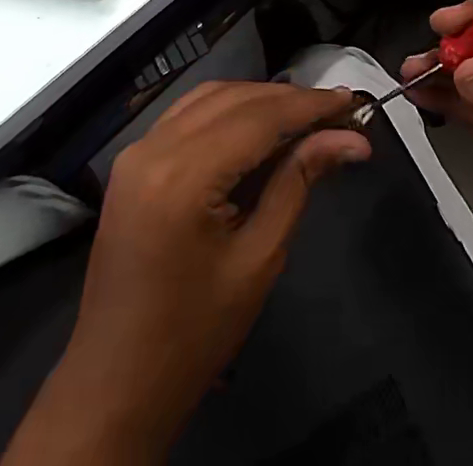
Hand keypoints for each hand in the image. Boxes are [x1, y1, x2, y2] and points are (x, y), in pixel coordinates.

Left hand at [2, 82, 368, 463]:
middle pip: (229, 99)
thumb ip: (297, 184)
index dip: (308, 105)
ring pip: (204, 101)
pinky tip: (257, 128)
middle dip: (285, 98)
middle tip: (337, 111)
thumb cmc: (195, 332)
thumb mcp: (259, 258)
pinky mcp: (130, 163)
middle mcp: (152, 147)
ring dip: (255, 100)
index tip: (353, 100)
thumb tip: (348, 140)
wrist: (118, 373)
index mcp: (182, 175)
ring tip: (306, 116)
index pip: (256, 117)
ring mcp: (134, 152)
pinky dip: (224, 113)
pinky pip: (183, 118)